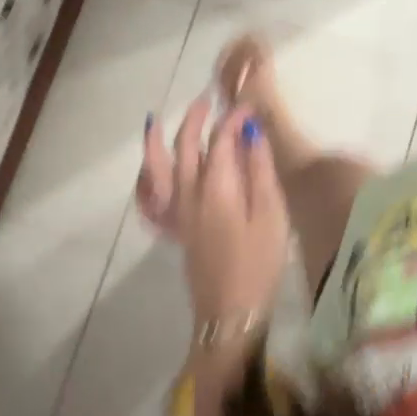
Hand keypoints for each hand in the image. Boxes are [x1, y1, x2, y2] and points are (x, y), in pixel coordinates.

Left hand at [135, 96, 290, 331]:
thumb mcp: (271, 212)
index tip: (248, 105)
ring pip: (157, 171)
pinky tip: (147, 174)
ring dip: (156, 144)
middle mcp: (189, 194)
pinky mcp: (176, 231)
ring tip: (154, 122)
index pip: (220, 140)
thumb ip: (259, 169)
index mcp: (216, 186)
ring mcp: (178, 214)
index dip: (233, 118)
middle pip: (185, 147)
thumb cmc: (259, 262)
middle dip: (194, 120)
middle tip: (208, 100)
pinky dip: (146, 182)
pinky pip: (151, 201)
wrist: (231, 315)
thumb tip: (250, 131)